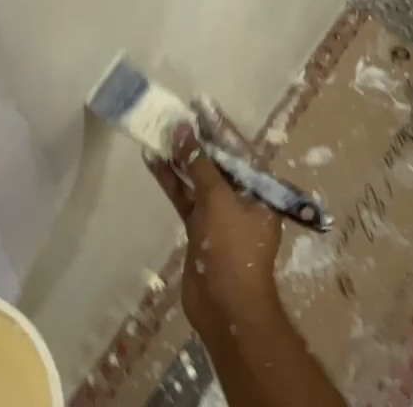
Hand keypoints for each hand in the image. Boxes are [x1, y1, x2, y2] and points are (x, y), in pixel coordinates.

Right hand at [145, 103, 283, 344]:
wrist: (226, 308)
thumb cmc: (232, 250)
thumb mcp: (218, 201)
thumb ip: (199, 164)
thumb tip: (184, 130)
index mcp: (259, 189)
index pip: (239, 148)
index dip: (219, 125)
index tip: (199, 103)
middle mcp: (242, 197)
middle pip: (217, 160)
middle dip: (196, 139)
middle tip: (173, 113)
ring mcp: (219, 213)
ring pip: (197, 177)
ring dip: (179, 157)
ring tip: (157, 131)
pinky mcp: (199, 227)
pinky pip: (185, 196)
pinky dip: (170, 180)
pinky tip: (152, 161)